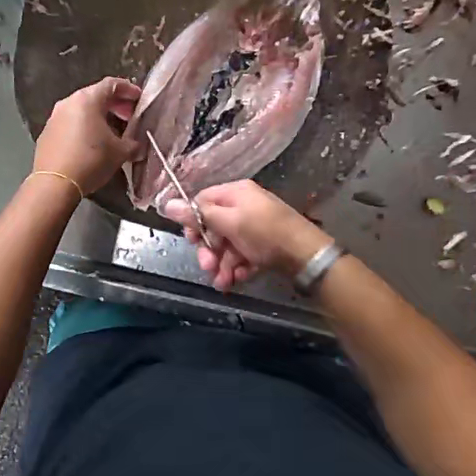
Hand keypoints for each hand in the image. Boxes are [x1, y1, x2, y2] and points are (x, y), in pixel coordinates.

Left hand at [33, 77, 142, 194]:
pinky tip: (91, 143)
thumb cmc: (91, 160)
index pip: (111, 84)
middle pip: (95, 96)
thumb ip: (132, 144)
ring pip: (81, 111)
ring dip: (98, 117)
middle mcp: (68, 103)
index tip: (139, 99)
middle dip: (114, 104)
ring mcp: (54, 118)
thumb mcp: (120, 152)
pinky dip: (83, 127)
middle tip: (129, 116)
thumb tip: (137, 147)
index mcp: (87, 100)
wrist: (55, 184)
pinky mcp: (46, 134)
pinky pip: (69, 124)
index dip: (128, 89)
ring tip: (112, 132)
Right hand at [163, 180, 332, 292]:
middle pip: (213, 226)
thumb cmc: (265, 233)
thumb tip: (167, 204)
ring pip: (227, 245)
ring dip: (221, 265)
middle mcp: (244, 206)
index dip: (193, 221)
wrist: (308, 256)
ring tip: (222, 282)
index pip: (202, 201)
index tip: (192, 240)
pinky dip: (237, 268)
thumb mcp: (228, 223)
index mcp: (235, 193)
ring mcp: (255, 227)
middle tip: (207, 266)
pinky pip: (242, 255)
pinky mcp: (264, 245)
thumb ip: (197, 215)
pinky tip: (236, 281)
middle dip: (209, 250)